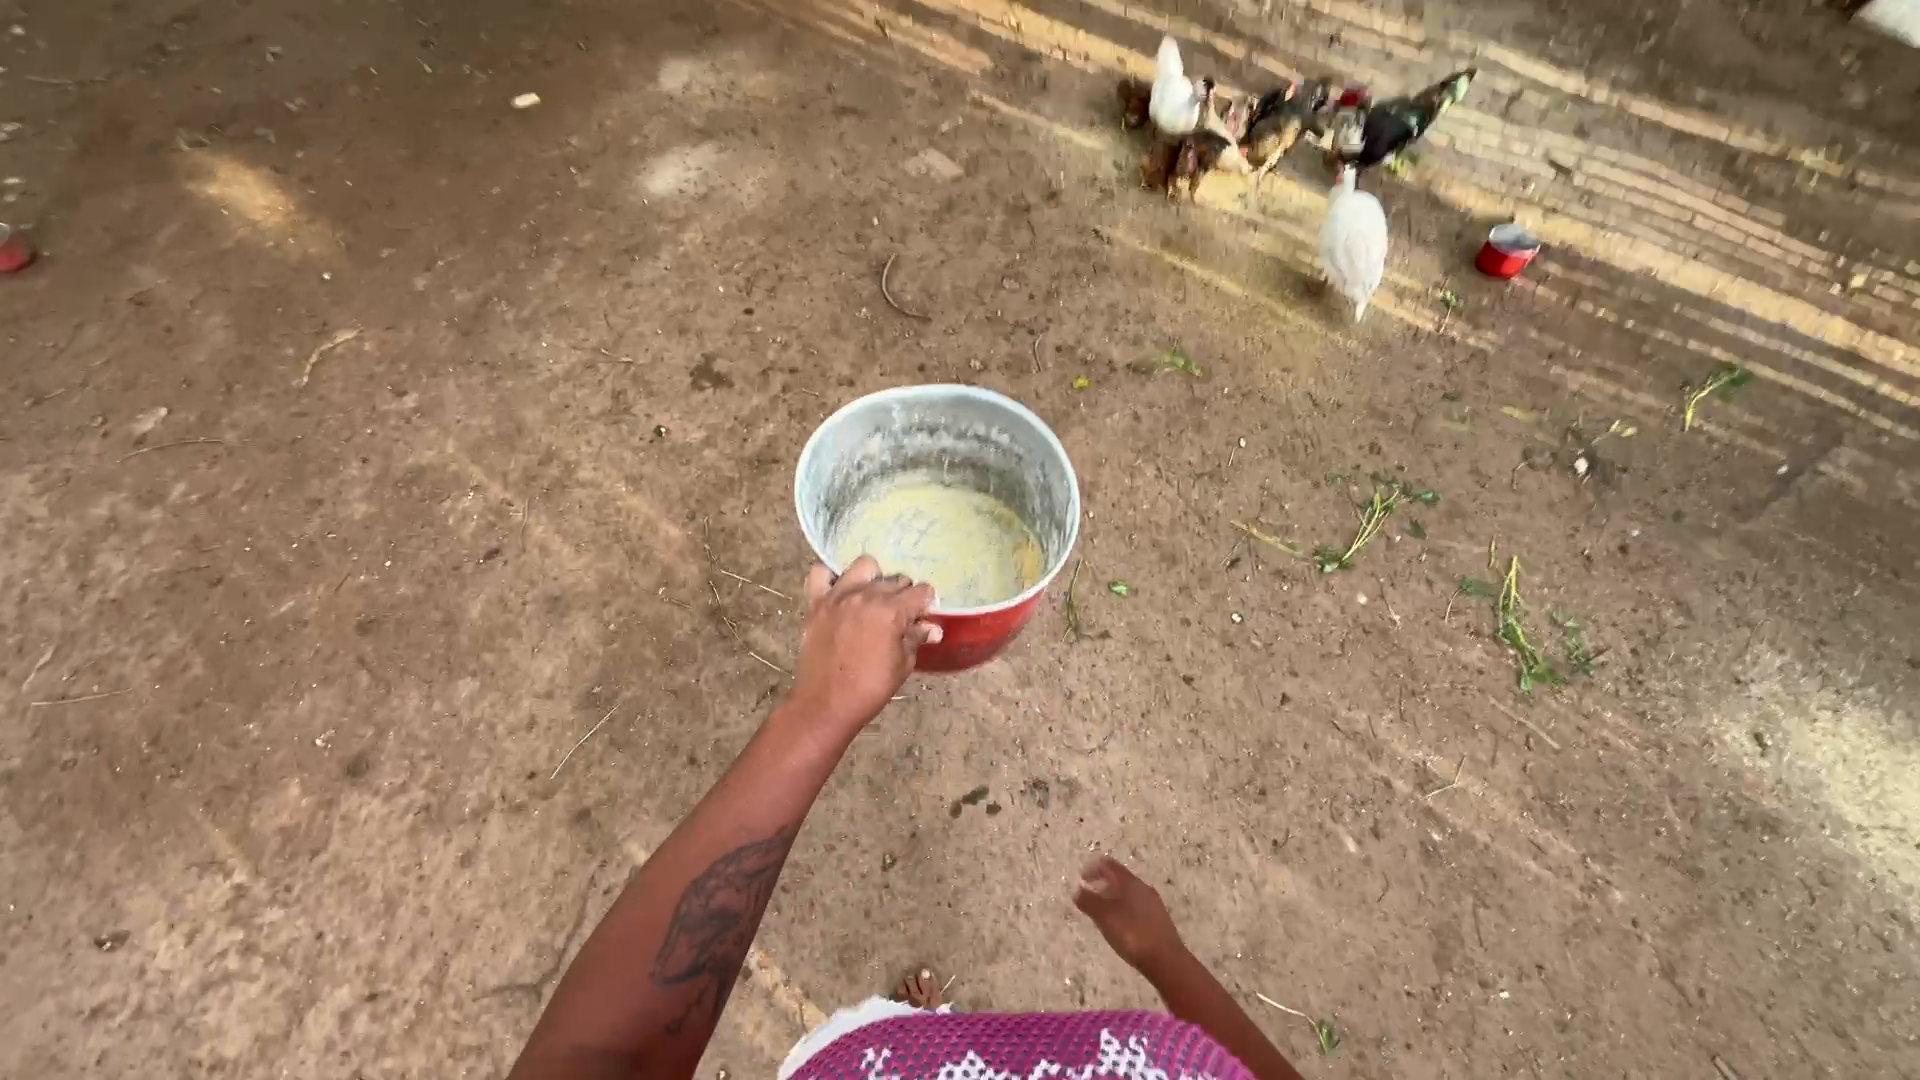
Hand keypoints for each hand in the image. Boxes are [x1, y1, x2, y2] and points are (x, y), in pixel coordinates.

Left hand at [784, 555, 940, 736]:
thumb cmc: (870, 688)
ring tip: (873, 598)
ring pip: (863, 566)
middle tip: (901, 615)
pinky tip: (839, 592)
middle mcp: (866, 595)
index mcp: (892, 610)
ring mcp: (838, 596)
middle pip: (894, 579)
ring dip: (874, 578)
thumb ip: (916, 638)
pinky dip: (831, 577)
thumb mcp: (902, 665)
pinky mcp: (816, 603)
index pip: (920, 592)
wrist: (826, 703)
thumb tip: (932, 628)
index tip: (923, 616)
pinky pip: (820, 573)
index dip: (926, 603)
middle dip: (903, 593)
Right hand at [1074, 856, 1186, 974]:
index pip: (1109, 865)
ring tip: (1102, 912)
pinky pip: (1137, 907)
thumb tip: (1077, 890)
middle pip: (1120, 879)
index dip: (1094, 868)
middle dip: (1103, 883)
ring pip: (1129, 894)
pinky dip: (1124, 910)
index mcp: (1130, 883)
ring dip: (1113, 898)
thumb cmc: (1132, 934)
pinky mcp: (1158, 921)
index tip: (1082, 878)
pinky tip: (1120, 926)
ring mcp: (1153, 905)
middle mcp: (1143, 888)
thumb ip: (1089, 901)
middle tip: (1090, 894)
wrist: (1167, 961)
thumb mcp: (1105, 917)